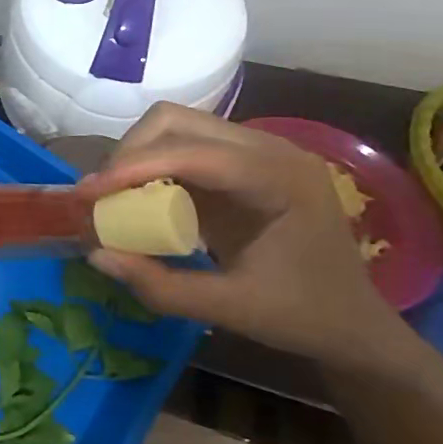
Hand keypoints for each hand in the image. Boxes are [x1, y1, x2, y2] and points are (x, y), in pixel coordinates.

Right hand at [76, 104, 425, 374]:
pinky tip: (142, 200)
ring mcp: (259, 152)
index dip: (136, 166)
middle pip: (180, 121)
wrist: (352, 323)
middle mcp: (271, 149)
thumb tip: (96, 254)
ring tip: (113, 198)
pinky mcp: (245, 166)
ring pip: (180, 127)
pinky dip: (156, 168)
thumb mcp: (231, 308)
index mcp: (282, 178)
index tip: (89, 194)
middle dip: (131, 153)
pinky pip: (189, 149)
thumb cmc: (303, 316)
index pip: (196, 152)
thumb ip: (162, 285)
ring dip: (140, 156)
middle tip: (100, 197)